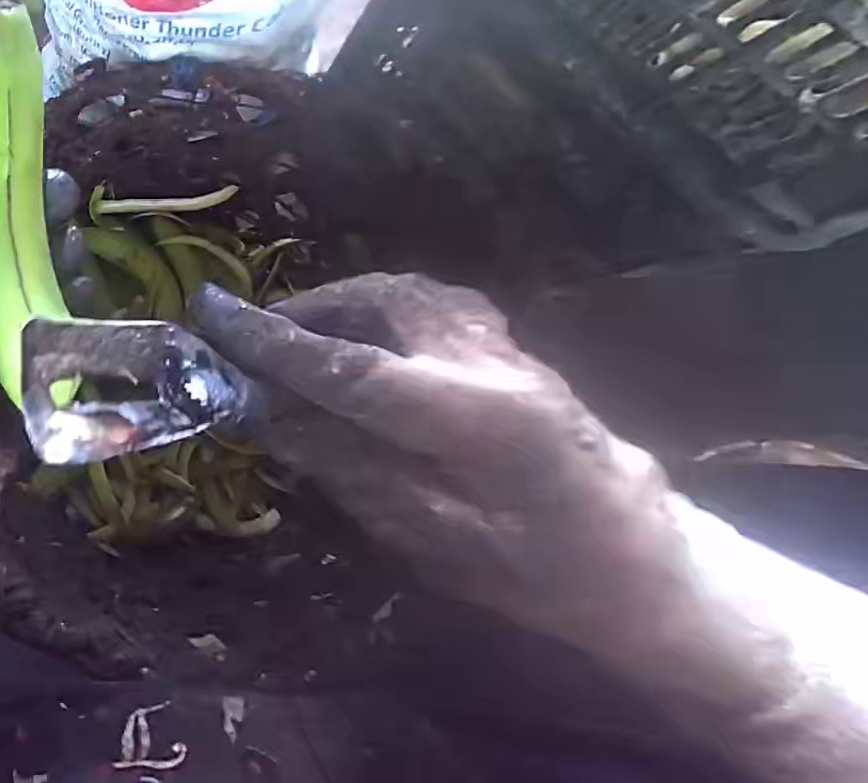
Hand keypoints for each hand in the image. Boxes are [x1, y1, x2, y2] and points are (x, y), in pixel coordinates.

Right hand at [187, 274, 684, 646]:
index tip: (207, 311)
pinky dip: (366, 307)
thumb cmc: (545, 577)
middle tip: (248, 336)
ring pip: (395, 289)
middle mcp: (492, 360)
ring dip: (329, 304)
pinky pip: (419, 299)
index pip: (345, 366)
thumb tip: (264, 411)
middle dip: (297, 312)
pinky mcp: (504, 340)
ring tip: (289, 338)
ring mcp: (505, 342)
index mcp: (480, 420)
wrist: (660, 571)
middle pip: (373, 302)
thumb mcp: (430, 540)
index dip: (266, 340)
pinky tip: (349, 337)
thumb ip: (344, 466)